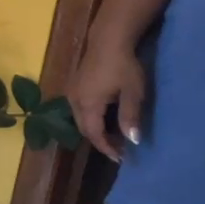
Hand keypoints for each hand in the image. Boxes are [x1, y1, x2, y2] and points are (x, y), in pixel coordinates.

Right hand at [68, 36, 144, 159]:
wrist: (107, 43)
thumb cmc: (123, 68)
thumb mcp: (133, 94)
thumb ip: (130, 117)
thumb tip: (133, 140)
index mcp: (87, 104)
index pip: (93, 133)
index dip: (106, 147)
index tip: (121, 159)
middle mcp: (73, 101)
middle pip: (83, 128)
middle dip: (100, 141)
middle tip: (120, 150)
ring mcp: (71, 93)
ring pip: (79, 119)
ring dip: (95, 130)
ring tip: (114, 137)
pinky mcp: (74, 88)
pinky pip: (79, 110)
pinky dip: (91, 119)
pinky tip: (104, 118)